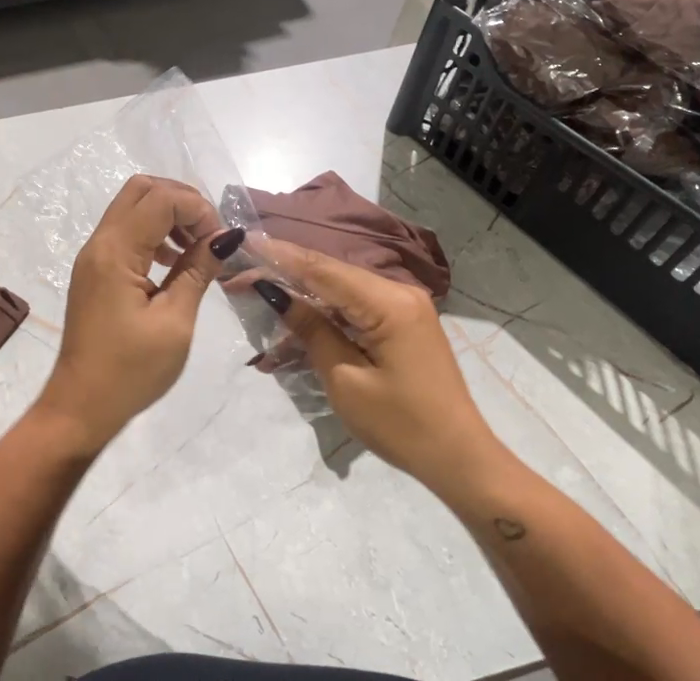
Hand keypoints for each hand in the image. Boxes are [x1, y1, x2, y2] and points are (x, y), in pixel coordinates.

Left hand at [38, 175, 242, 448]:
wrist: (81, 406)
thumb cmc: (131, 371)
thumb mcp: (175, 322)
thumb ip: (197, 270)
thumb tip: (225, 236)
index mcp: (115, 252)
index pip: (160, 198)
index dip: (197, 209)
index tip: (220, 242)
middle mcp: (99, 243)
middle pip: (141, 189)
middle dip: (182, 201)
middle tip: (209, 235)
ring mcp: (93, 256)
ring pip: (132, 207)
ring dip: (168, 215)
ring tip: (197, 250)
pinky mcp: (95, 271)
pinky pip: (125, 231)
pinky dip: (153, 233)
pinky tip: (174, 262)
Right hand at [232, 239, 503, 495]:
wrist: (458, 459)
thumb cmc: (401, 425)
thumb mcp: (345, 380)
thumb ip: (311, 330)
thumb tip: (277, 293)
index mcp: (389, 303)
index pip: (322, 269)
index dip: (279, 255)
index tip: (244, 241)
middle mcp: (399, 293)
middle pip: (330, 274)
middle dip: (284, 274)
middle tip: (240, 277)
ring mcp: (403, 307)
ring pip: (339, 291)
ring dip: (300, 298)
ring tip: (257, 300)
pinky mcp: (401, 323)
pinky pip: (353, 309)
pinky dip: (323, 317)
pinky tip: (291, 329)